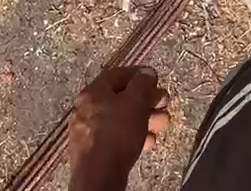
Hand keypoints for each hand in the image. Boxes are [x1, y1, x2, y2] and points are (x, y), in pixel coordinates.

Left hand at [67, 66, 170, 190]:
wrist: (99, 178)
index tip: (155, 79)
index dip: (139, 74)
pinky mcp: (93, 154)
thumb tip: (147, 73)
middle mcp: (86, 110)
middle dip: (146, 99)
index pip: (117, 74)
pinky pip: (116, 138)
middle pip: (121, 98)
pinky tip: (149, 141)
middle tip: (164, 102)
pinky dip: (133, 136)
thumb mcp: (135, 101)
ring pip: (121, 119)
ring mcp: (88, 133)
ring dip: (144, 118)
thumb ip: (142, 83)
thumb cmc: (117, 132)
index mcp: (92, 93)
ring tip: (163, 122)